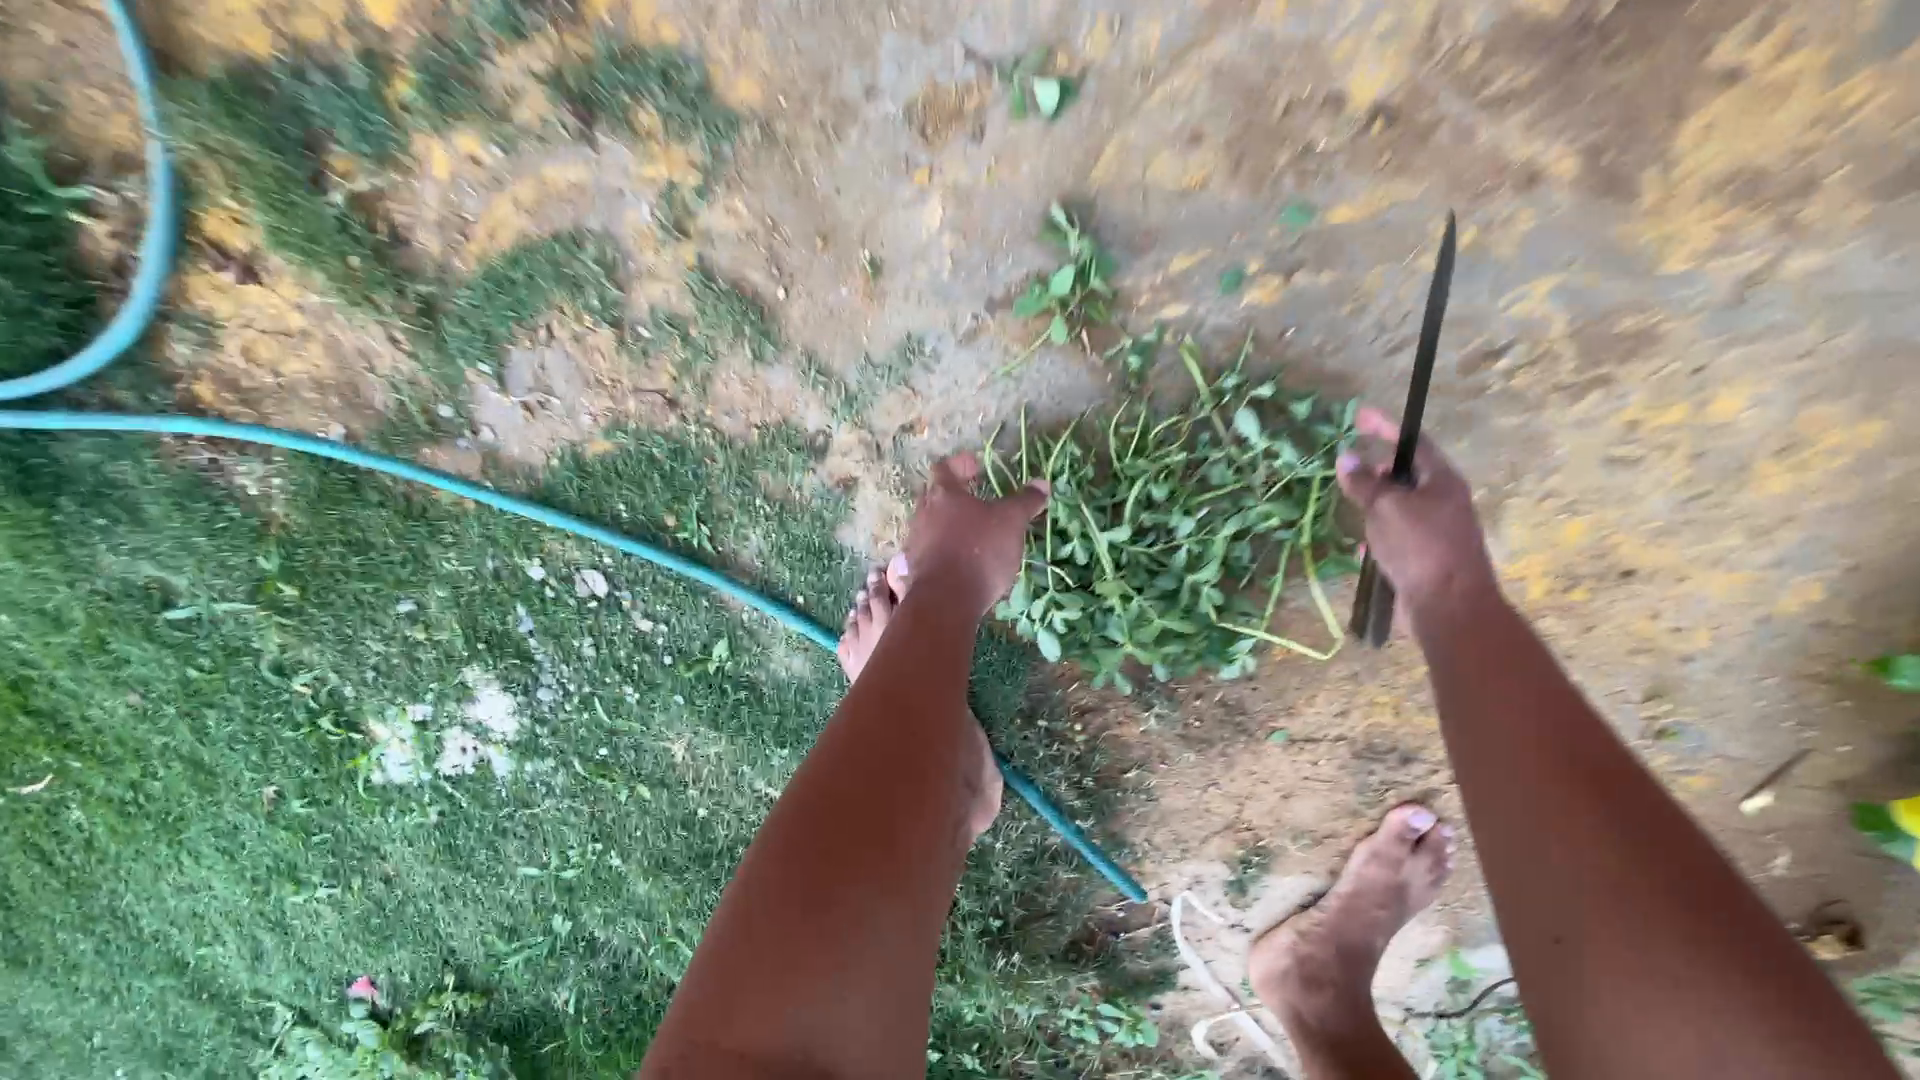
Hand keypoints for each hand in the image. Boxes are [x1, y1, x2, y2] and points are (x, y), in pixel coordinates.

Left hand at [900, 453, 1048, 620]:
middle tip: (974, 498)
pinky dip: (944, 549)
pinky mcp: (915, 568)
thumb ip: (1025, 501)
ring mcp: (915, 542)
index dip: (960, 464)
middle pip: (933, 495)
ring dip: (947, 524)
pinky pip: (929, 550)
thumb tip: (1042, 483)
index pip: (944, 468)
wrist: (946, 600)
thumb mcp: (1011, 522)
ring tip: (971, 532)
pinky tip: (960, 560)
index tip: (976, 466)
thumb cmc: (979, 551)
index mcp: (943, 494)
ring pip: (930, 524)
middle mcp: (922, 513)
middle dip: (953, 495)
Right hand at [1336, 408, 1498, 620]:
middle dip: (1377, 471)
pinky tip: (1361, 552)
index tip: (1358, 416)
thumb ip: (1365, 483)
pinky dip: (1378, 539)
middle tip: (1349, 470)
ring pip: (1399, 509)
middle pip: (1407, 476)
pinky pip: (1397, 538)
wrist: (1449, 607)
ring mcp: (1437, 531)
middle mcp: (1444, 501)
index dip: (1385, 427)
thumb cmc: (1420, 547)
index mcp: (1442, 480)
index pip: (1413, 442)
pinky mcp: (1426, 559)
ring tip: (1351, 511)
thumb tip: (1346, 458)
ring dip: (1374, 508)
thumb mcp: (1386, 508)